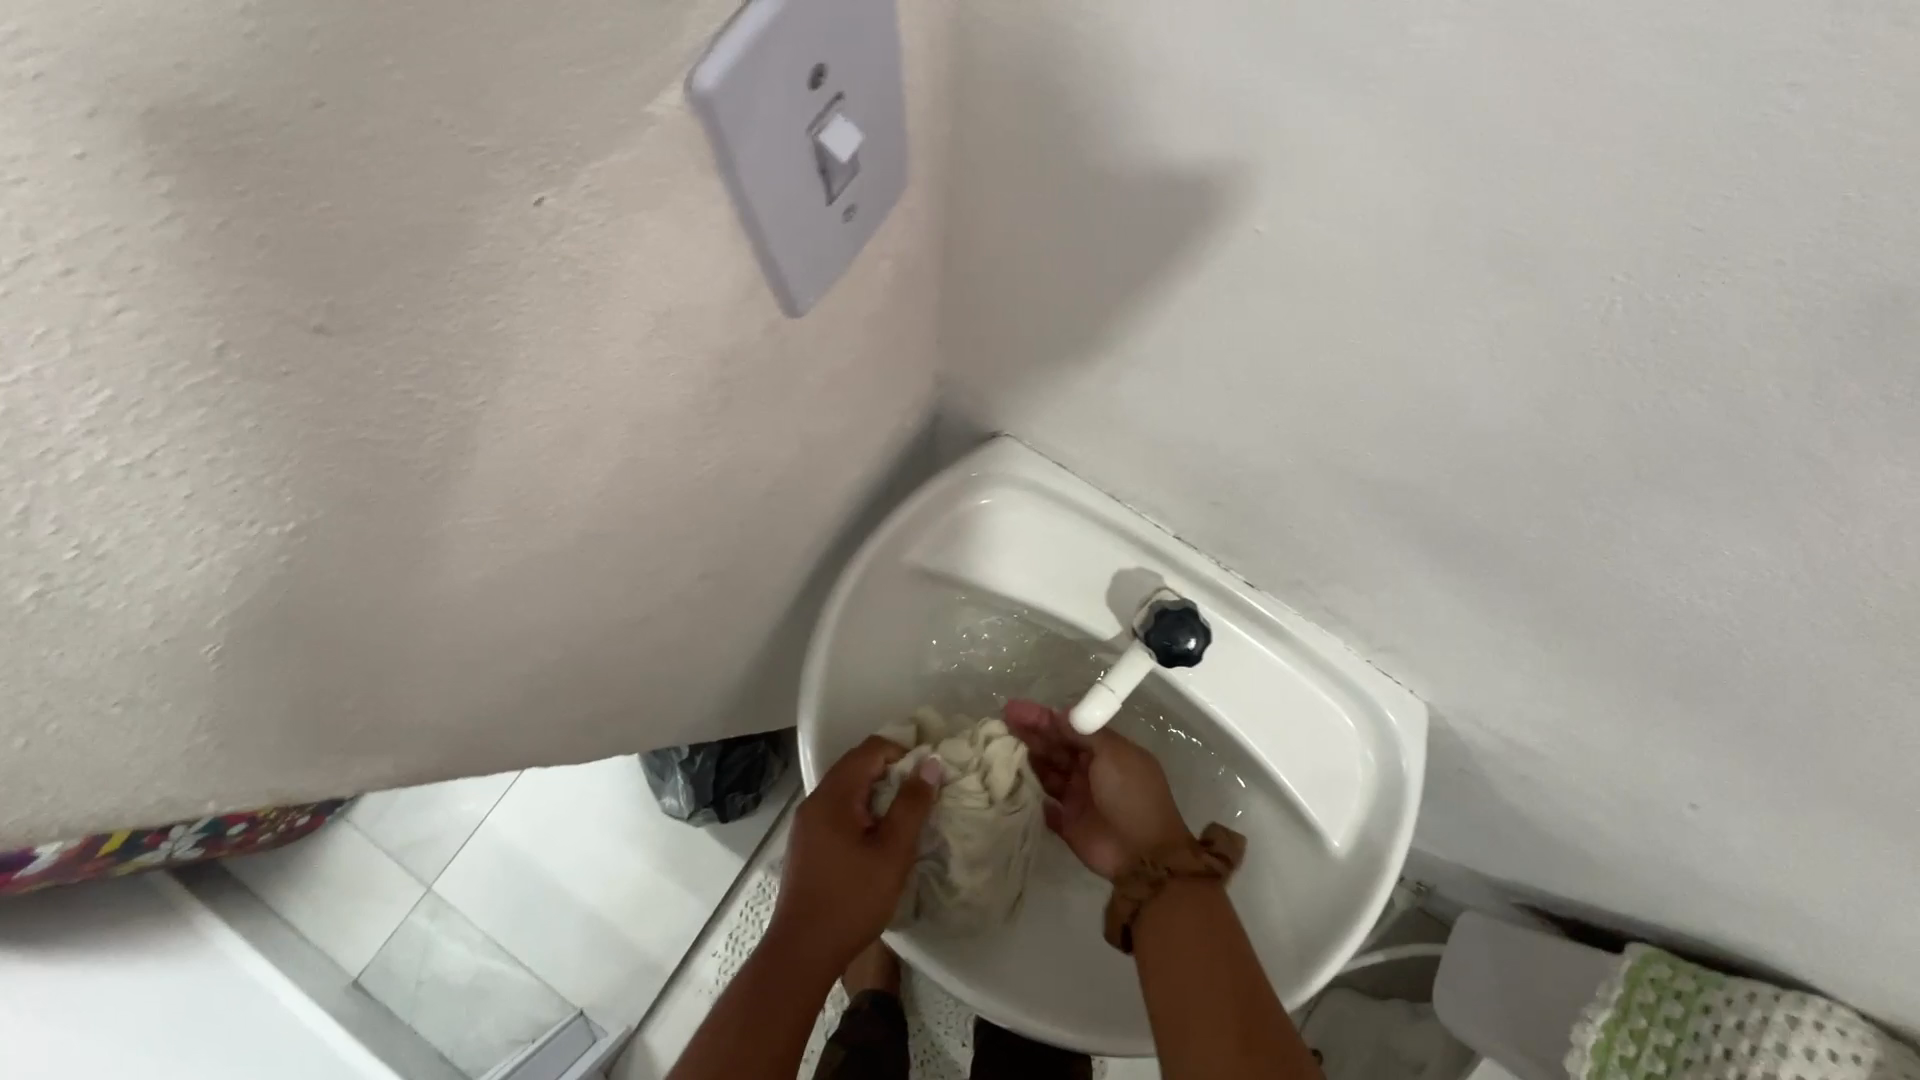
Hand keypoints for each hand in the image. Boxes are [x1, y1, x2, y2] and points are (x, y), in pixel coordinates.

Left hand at [769, 736, 940, 968]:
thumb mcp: (893, 851)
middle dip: (892, 771)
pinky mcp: (807, 844)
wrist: (803, 951)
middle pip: (856, 766)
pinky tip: (879, 838)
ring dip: (878, 792)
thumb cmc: (852, 899)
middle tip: (922, 794)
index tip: (928, 774)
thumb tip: (930, 764)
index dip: (903, 752)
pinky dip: (862, 810)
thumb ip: (912, 804)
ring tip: (905, 816)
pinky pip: (838, 810)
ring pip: (847, 789)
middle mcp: (815, 801)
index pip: (870, 750)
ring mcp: (807, 824)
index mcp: (833, 796)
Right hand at [1005, 700, 1189, 879]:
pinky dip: (1031, 794)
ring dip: (1027, 760)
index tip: (1016, 709)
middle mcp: (1090, 772)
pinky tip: (1010, 779)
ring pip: (1047, 773)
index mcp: (1105, 752)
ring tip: (1001, 748)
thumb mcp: (1114, 754)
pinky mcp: (1067, 823)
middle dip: (1031, 734)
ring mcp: (1078, 798)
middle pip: (1055, 748)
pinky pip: (1043, 805)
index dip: (1043, 718)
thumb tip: (1059, 714)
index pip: (1069, 729)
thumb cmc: (1131, 795)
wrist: (1142, 854)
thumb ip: (1085, 733)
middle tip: (1002, 722)